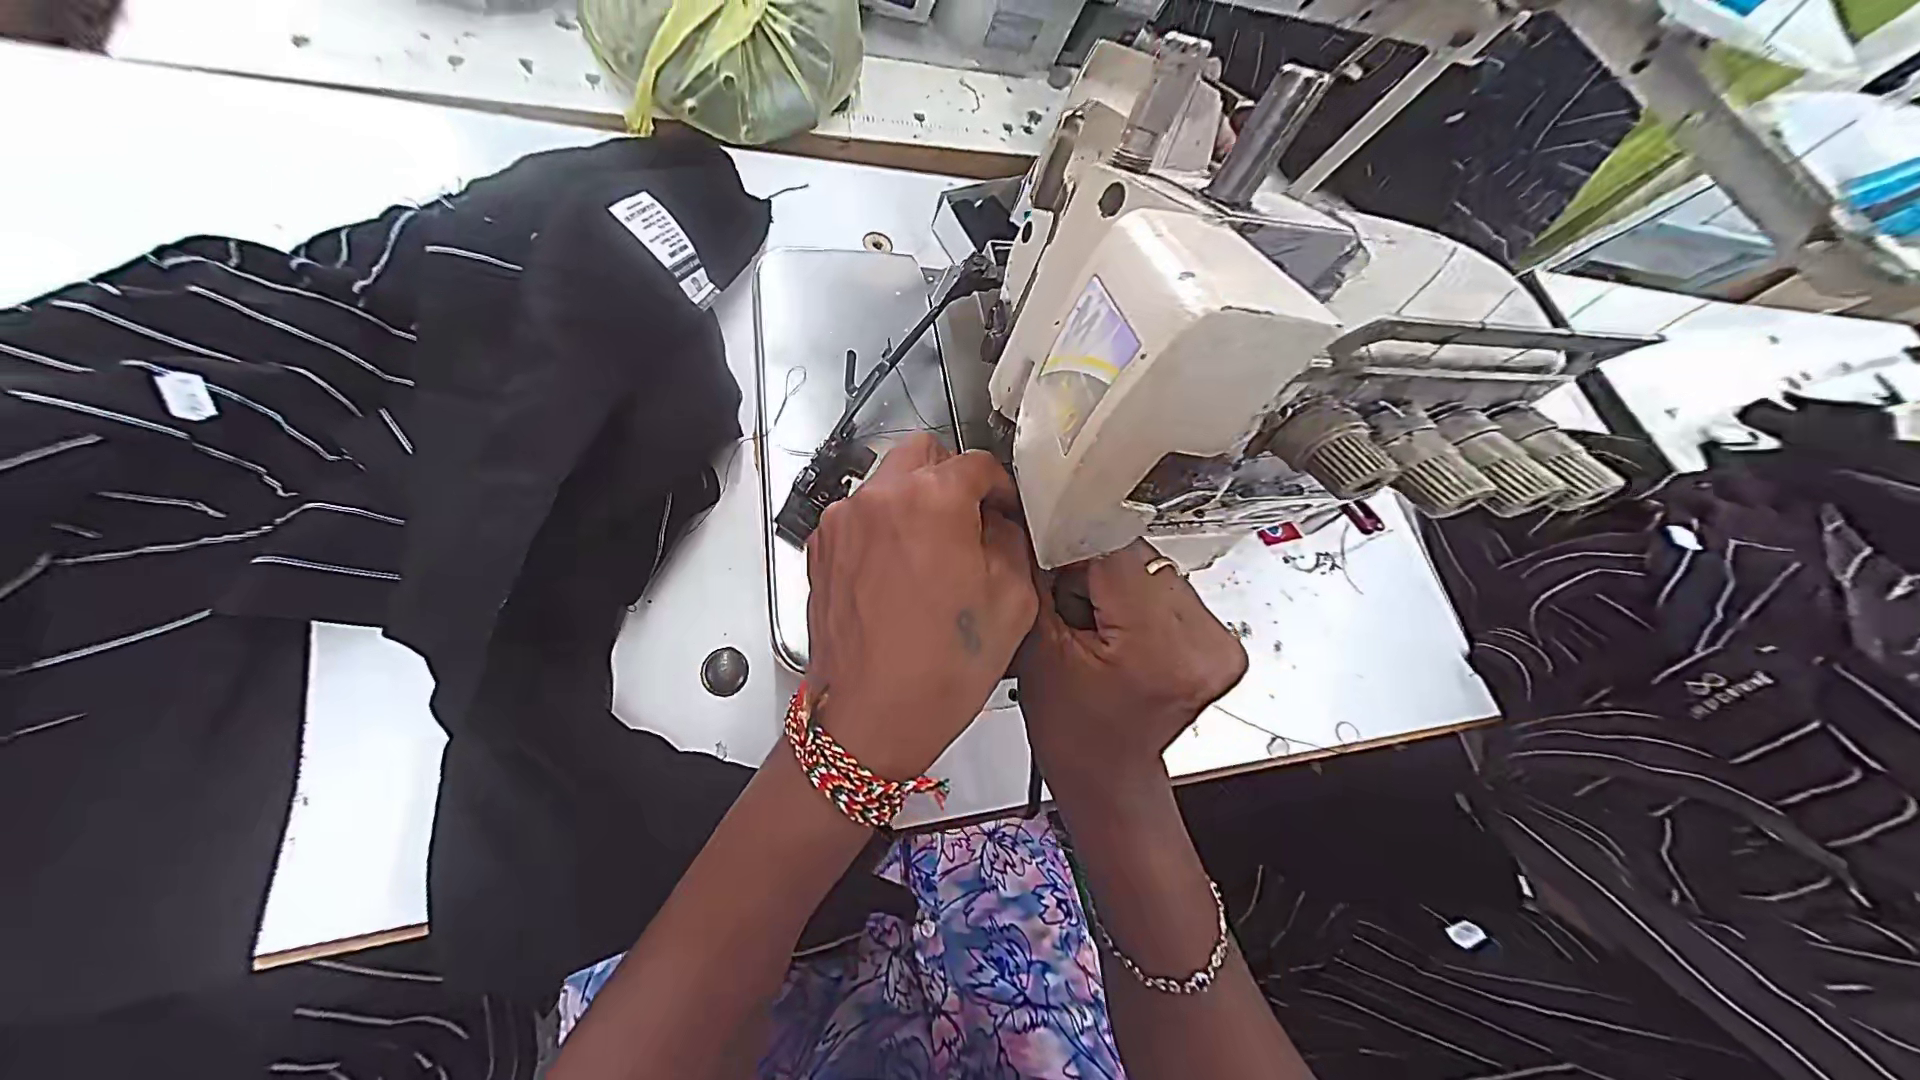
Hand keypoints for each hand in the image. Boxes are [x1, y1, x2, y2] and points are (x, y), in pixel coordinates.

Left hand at [805, 434, 1037, 778]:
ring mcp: (843, 522)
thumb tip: (1001, 523)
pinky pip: (861, 516)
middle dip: (953, 478)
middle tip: (971, 518)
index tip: (1005, 507)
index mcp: (931, 500)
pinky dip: (885, 527)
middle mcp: (879, 499)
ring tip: (935, 553)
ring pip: (889, 483)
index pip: (978, 462)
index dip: (1001, 486)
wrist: (871, 716)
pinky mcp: (822, 549)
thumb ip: (1014, 540)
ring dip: (916, 501)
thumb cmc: (935, 670)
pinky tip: (903, 571)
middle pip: (924, 454)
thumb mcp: (1013, 600)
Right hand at [1016, 541, 1247, 792]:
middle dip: (1095, 573)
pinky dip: (1140, 600)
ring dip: (1119, 585)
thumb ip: (1040, 581)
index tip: (1047, 557)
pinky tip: (1124, 633)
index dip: (1071, 550)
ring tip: (1102, 631)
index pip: (1115, 552)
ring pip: (1153, 568)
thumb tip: (1036, 526)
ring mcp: (1220, 643)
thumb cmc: (1075, 734)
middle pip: (1137, 557)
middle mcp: (1204, 643)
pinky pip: (1169, 589)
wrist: (1109, 771)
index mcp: (1160, 650)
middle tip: (1076, 616)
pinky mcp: (1222, 641)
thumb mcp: (1040, 652)